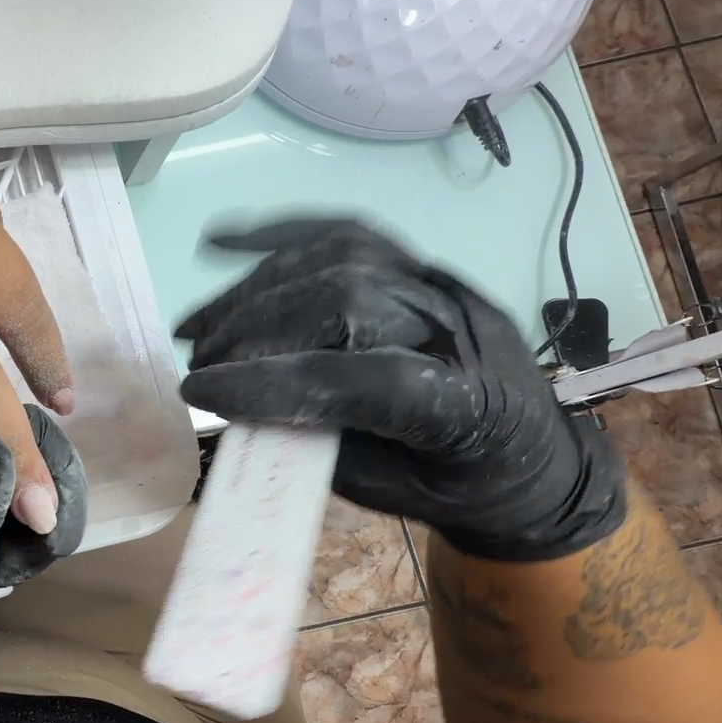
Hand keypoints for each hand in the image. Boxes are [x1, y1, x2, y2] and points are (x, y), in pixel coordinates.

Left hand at [0, 406, 86, 722]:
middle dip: (54, 499)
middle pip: (35, 446)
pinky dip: (39, 538)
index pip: (11, 425)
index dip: (40, 472)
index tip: (34, 532)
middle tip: (37, 554)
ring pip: (40, 479)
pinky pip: (30, 508)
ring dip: (50, 522)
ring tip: (19, 568)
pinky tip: (11, 570)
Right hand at [176, 218, 625, 561]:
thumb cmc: (450, 483)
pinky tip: (223, 242)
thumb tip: (239, 410)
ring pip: (334, 259)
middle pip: (340, 299)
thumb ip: (316, 444)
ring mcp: (438, 285)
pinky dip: (279, 235)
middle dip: (250, 330)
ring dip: (250, 290)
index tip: (195, 392)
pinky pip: (347, 232)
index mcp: (457, 403)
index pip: (354, 376)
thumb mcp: (383, 489)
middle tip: (199, 363)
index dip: (265, 382)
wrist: (526, 451)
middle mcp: (454, 327)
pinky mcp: (418, 266)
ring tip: (197, 326)